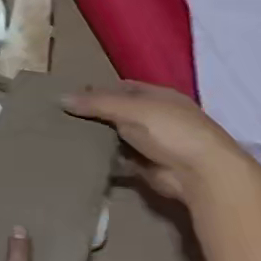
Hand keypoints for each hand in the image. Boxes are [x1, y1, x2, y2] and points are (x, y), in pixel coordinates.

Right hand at [63, 81, 251, 201]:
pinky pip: (119, 160)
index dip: (97, 90)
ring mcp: (152, 143)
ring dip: (97, 139)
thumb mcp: (130, 109)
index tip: (70, 97)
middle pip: (118, 112)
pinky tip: (81, 160)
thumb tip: (61, 98)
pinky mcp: (146, 166)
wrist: (200, 173)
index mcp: (158, 96)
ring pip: (117, 137)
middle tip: (61, 119)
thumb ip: (96, 103)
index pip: (123, 87)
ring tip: (64, 139)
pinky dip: (104, 161)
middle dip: (94, 116)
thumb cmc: (170, 131)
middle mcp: (156, 117)